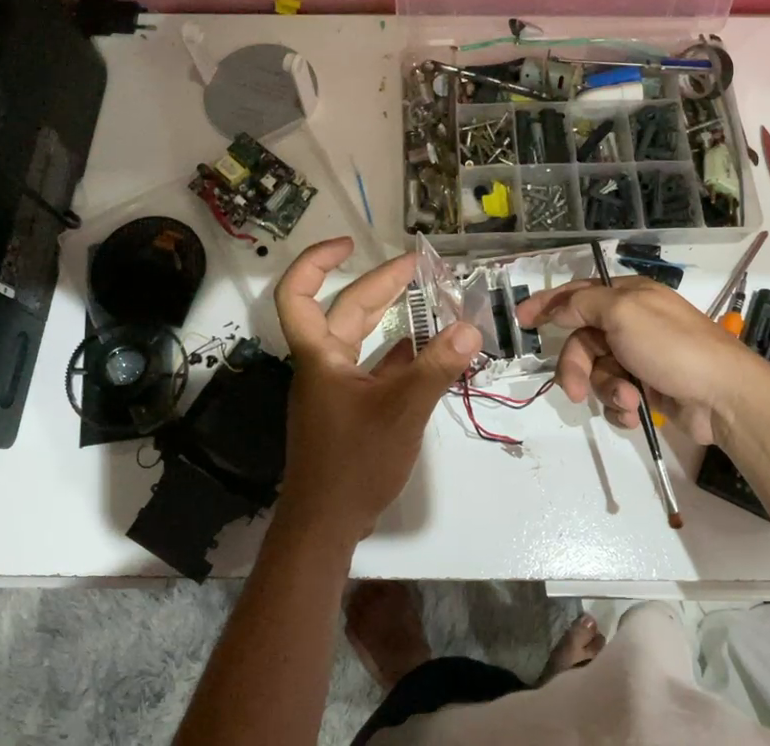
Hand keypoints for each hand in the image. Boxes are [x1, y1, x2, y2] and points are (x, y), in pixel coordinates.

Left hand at [273, 238, 480, 540]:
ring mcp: (335, 389)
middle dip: (382, 285)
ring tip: (432, 301)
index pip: (299, 294)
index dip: (318, 262)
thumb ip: (436, 367)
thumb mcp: (401, 410)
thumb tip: (471, 327)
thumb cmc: (353, 461)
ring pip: (361, 339)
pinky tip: (430, 350)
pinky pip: (374, 369)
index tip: (351, 245)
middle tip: (422, 268)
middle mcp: (322, 364)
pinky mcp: (349, 410)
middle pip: (346, 311)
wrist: (325, 524)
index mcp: (319, 355)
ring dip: (392, 317)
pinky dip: (400, 355)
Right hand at [516, 276, 769, 443]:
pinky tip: (635, 413)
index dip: (548, 304)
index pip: (578, 294)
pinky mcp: (647, 388)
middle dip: (577, 367)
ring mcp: (640, 357)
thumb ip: (584, 305)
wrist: (721, 396)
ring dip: (605, 389)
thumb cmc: (672, 345)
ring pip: (596, 372)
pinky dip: (620, 407)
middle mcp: (631, 323)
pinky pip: (614, 395)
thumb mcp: (623, 312)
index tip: (522, 319)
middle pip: (581, 341)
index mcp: (628, 296)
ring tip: (628, 399)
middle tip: (575, 389)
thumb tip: (560, 306)